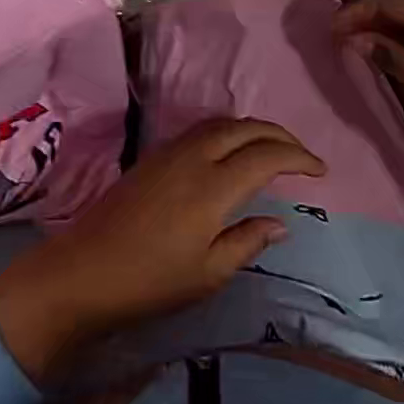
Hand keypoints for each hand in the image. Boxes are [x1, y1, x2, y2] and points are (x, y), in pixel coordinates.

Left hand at [0, 118, 324, 381]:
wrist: (84, 271)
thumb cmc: (150, 280)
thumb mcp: (208, 273)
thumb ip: (247, 240)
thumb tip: (280, 222)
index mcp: (213, 186)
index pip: (266, 156)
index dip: (298, 157)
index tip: (320, 170)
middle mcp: (194, 155)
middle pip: (246, 127)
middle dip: (280, 134)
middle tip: (303, 154)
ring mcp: (171, 150)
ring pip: (222, 122)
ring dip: (253, 128)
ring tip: (274, 147)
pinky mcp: (155, 153)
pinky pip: (202, 128)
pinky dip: (229, 130)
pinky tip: (233, 149)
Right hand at [333, 0, 403, 184]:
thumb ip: (397, 60)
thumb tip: (360, 39)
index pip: (389, 1)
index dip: (356, 12)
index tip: (330, 30)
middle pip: (403, 1)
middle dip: (368, 13)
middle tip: (340, 34)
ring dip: (388, 22)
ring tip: (362, 40)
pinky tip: (399, 47)